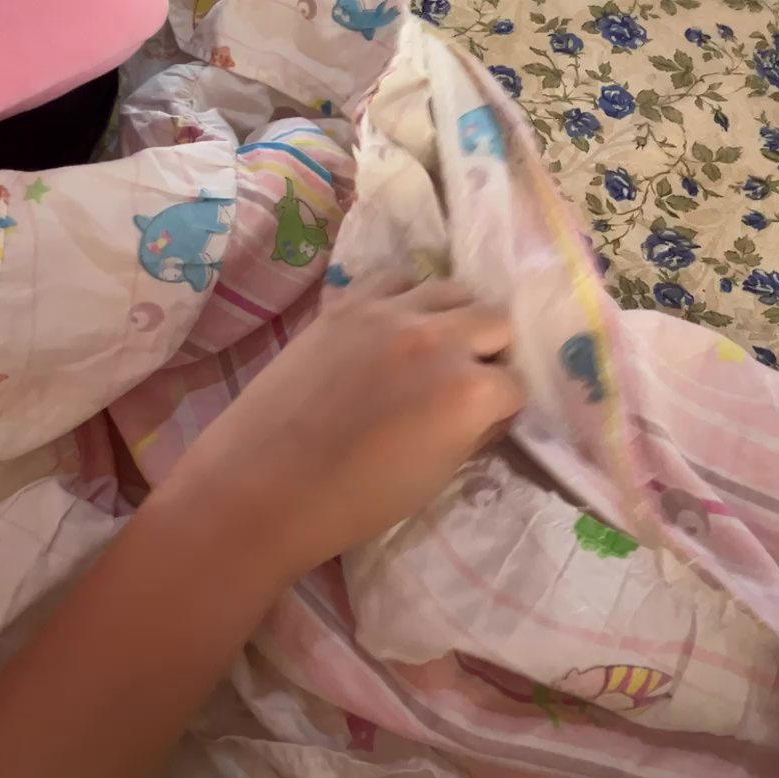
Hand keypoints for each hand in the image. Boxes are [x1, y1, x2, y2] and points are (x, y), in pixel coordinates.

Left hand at [157, 274, 523, 577]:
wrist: (262, 486)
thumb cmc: (355, 500)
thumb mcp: (437, 476)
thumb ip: (475, 429)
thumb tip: (490, 407)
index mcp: (470, 393)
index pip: (516, 384)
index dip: (505, 405)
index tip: (488, 417)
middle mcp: (441, 340)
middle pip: (497, 320)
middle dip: (493, 350)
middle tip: (470, 375)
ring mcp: (392, 313)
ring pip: (455, 288)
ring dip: (457, 316)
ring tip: (437, 343)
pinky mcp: (349, 303)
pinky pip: (398, 277)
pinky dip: (408, 296)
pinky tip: (396, 322)